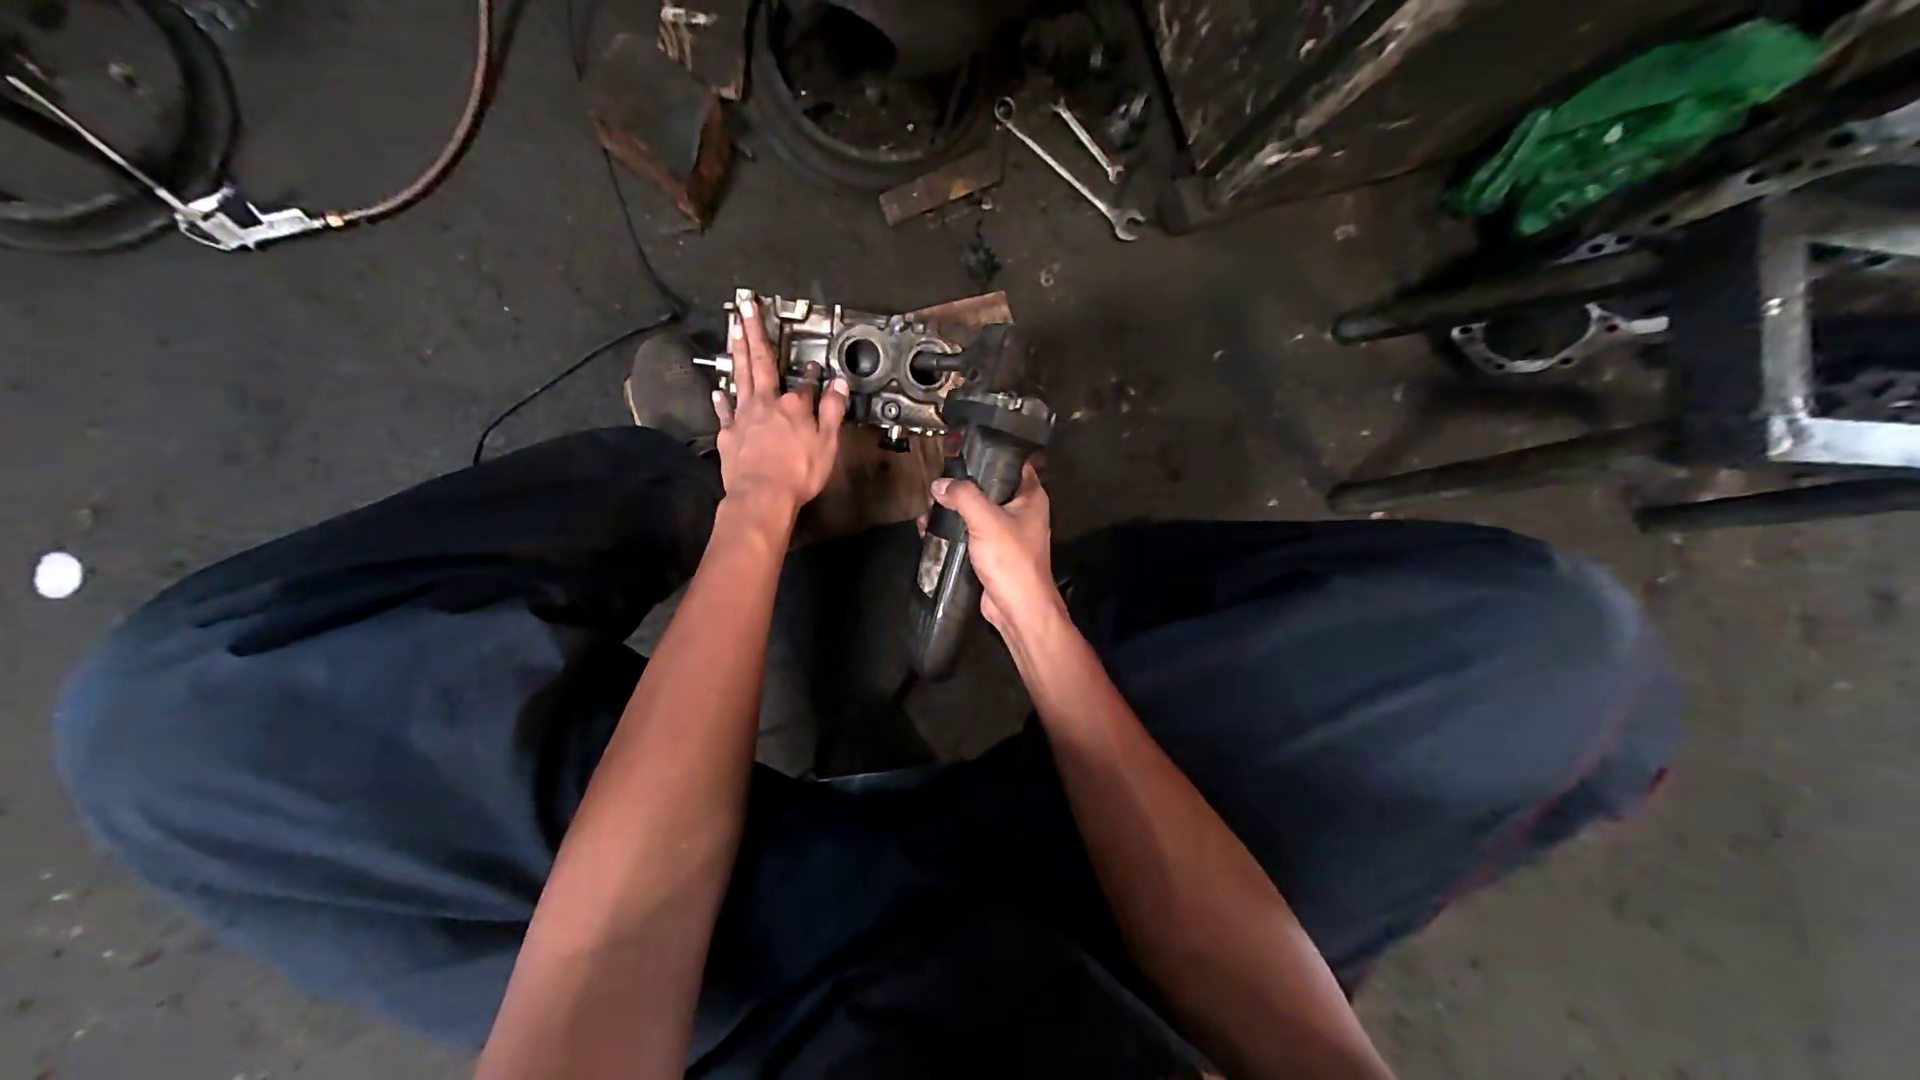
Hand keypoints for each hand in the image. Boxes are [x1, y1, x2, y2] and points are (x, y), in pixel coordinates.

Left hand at [713, 292, 849, 520]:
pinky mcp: (729, 435)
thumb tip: (840, 383)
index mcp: (794, 406)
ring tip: (731, 327)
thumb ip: (833, 410)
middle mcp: (766, 404)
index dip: (811, 372)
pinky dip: (722, 399)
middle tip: (744, 306)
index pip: (805, 382)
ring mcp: (744, 417)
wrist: (761, 496)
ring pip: (740, 377)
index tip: (814, 363)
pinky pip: (725, 411)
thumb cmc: (799, 472)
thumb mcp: (827, 443)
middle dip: (754, 332)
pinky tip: (718, 389)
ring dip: (736, 351)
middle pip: (761, 362)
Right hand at [929, 463, 1066, 634]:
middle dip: (963, 486)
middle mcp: (1022, 512)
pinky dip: (953, 532)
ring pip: (977, 513)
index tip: (964, 451)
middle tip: (937, 481)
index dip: (991, 455)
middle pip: (990, 489)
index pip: (1014, 465)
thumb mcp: (986, 520)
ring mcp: (1007, 535)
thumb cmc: (1011, 559)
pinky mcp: (993, 554)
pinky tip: (929, 529)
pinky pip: (970, 535)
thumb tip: (939, 484)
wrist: (1018, 609)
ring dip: (954, 510)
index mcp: (1031, 498)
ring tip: (927, 506)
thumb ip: (963, 496)